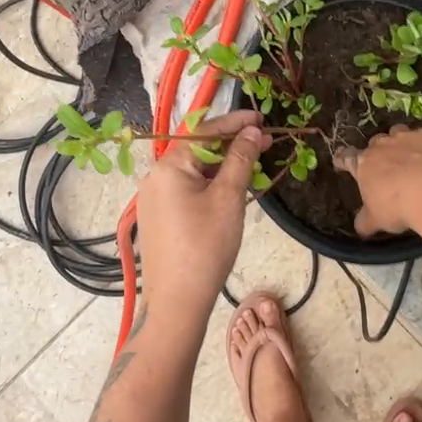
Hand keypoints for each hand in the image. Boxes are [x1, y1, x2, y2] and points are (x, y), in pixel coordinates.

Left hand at [136, 109, 271, 317]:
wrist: (177, 302)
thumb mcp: (228, 198)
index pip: (204, 131)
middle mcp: (156, 177)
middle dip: (232, 143)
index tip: (261, 118)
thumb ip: (241, 159)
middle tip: (265, 141)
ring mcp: (156, 198)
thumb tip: (252, 132)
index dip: (234, 122)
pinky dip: (212, 182)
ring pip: (195, 170)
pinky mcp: (161, 217)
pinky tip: (234, 186)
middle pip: (198, 149)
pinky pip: (189, 187)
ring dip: (224, 163)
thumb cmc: (205, 246)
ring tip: (255, 161)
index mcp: (168, 167)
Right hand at [333, 125, 421, 236]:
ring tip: (409, 157)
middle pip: (375, 143)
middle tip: (387, 167)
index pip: (347, 157)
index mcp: (363, 164)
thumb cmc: (396, 207)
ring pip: (398, 132)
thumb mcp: (376, 219)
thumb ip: (365, 221)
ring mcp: (405, 138)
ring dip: (400, 143)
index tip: (341, 160)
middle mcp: (381, 146)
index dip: (343, 159)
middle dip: (379, 152)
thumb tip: (359, 227)